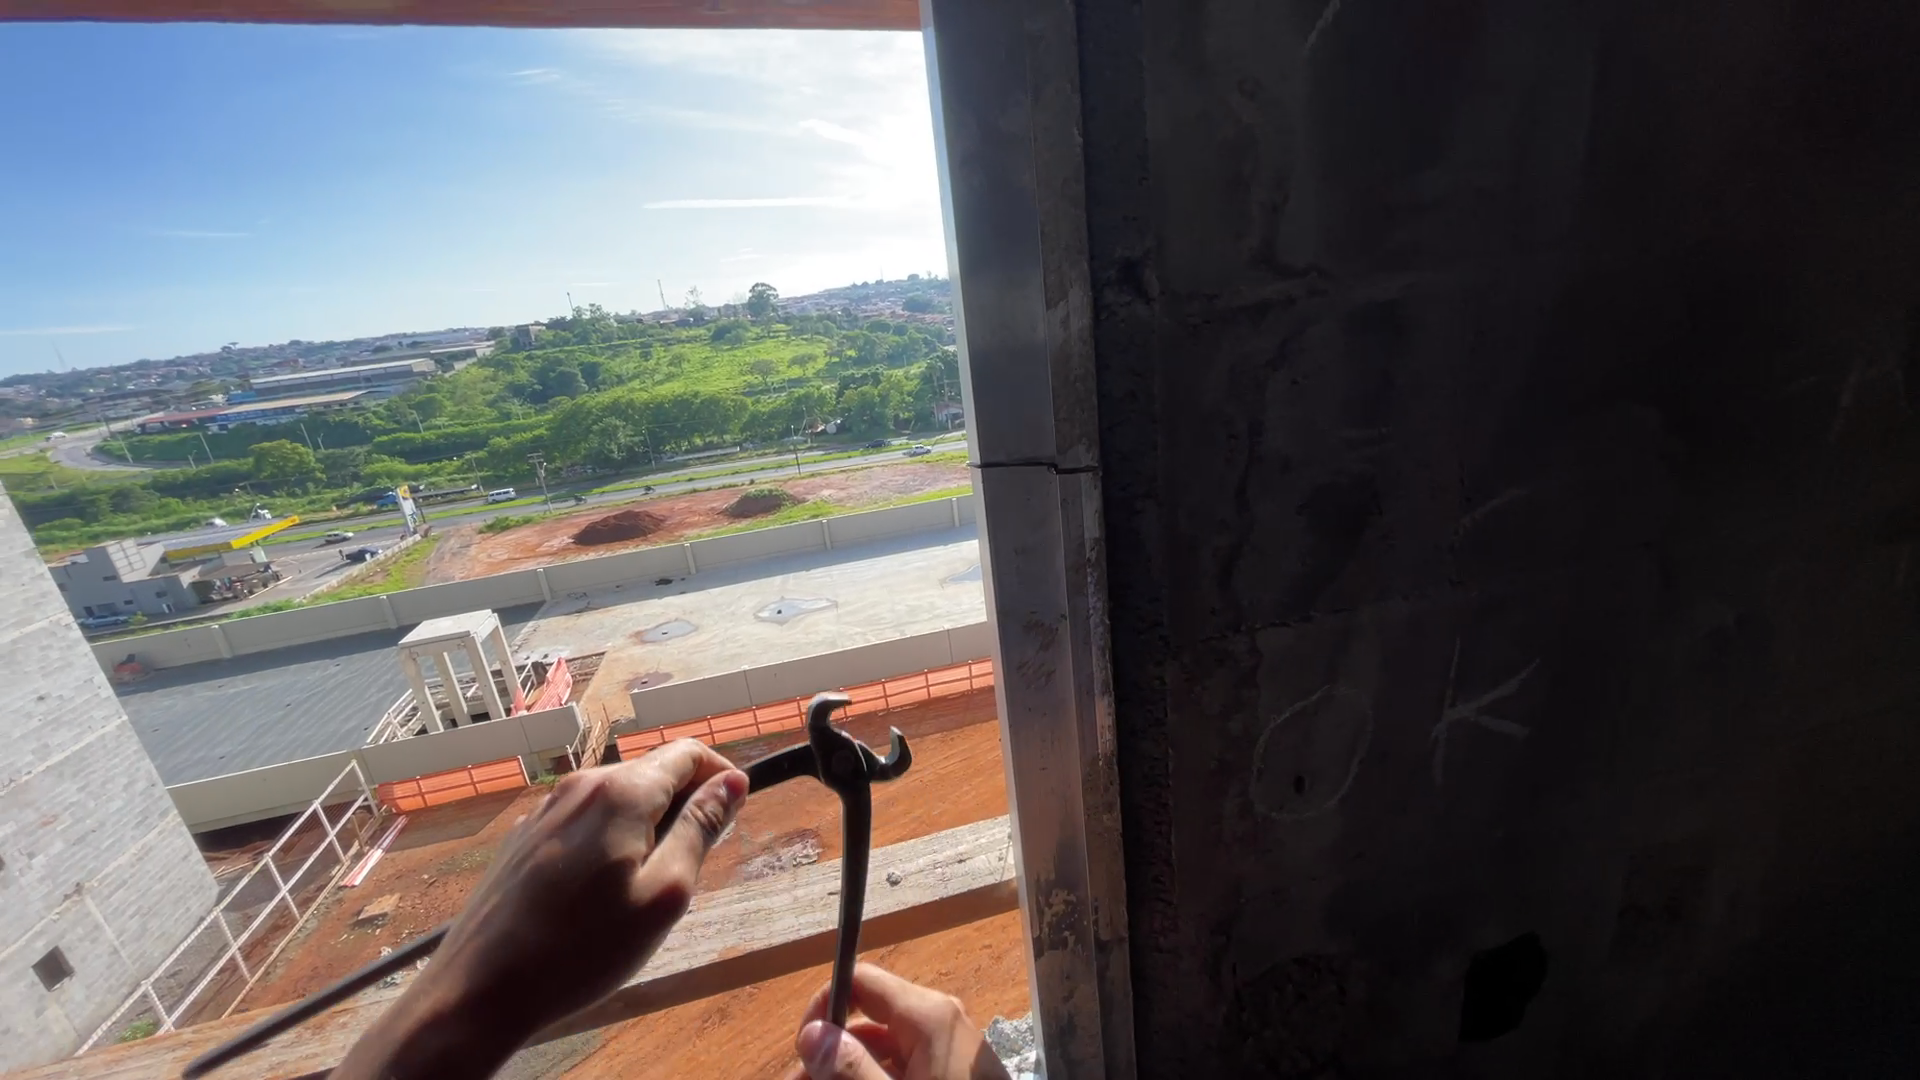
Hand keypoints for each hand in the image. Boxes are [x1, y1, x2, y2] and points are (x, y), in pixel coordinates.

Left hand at [336, 741, 748, 1078]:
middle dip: (684, 802)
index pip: (689, 753)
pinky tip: (599, 889)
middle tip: (692, 862)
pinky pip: (586, 816)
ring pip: (620, 795)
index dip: (720, 775)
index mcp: (623, 792)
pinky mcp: (524, 836)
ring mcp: (548, 808)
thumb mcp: (665, 892)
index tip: (732, 814)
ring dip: (648, 820)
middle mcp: (585, 785)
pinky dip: (611, 834)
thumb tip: (733, 781)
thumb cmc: (582, 948)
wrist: (473, 997)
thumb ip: (701, 828)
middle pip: (654, 771)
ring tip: (646, 882)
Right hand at [785, 964, 1013, 1079]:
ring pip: (882, 1046)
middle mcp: (936, 1018)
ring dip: (847, 1068)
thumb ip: (851, 1068)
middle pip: (868, 1018)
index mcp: (927, 1013)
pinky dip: (873, 1077)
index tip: (803, 1048)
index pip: (863, 981)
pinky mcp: (949, 1069)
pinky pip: (902, 1065)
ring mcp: (945, 1044)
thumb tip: (811, 1033)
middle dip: (832, 1050)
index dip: (827, 1005)